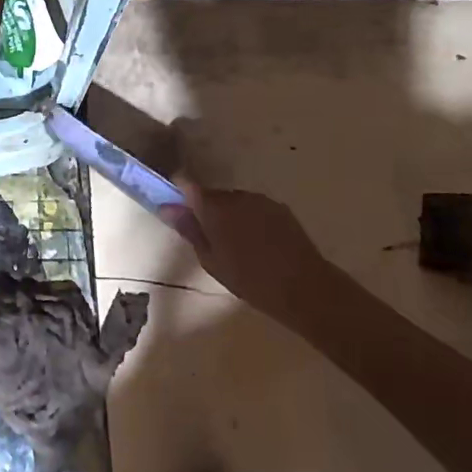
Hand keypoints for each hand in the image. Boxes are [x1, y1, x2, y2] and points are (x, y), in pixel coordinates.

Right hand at [163, 178, 332, 326]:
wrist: (304, 287)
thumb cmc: (250, 279)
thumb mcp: (211, 260)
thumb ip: (189, 230)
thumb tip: (167, 208)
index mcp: (215, 207)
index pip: (187, 185)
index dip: (179, 194)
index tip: (177, 210)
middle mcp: (236, 195)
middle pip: (213, 195)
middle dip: (207, 211)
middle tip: (210, 240)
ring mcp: (261, 200)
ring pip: (235, 202)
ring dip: (230, 215)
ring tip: (237, 245)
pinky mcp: (280, 207)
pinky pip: (254, 208)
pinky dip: (250, 219)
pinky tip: (258, 244)